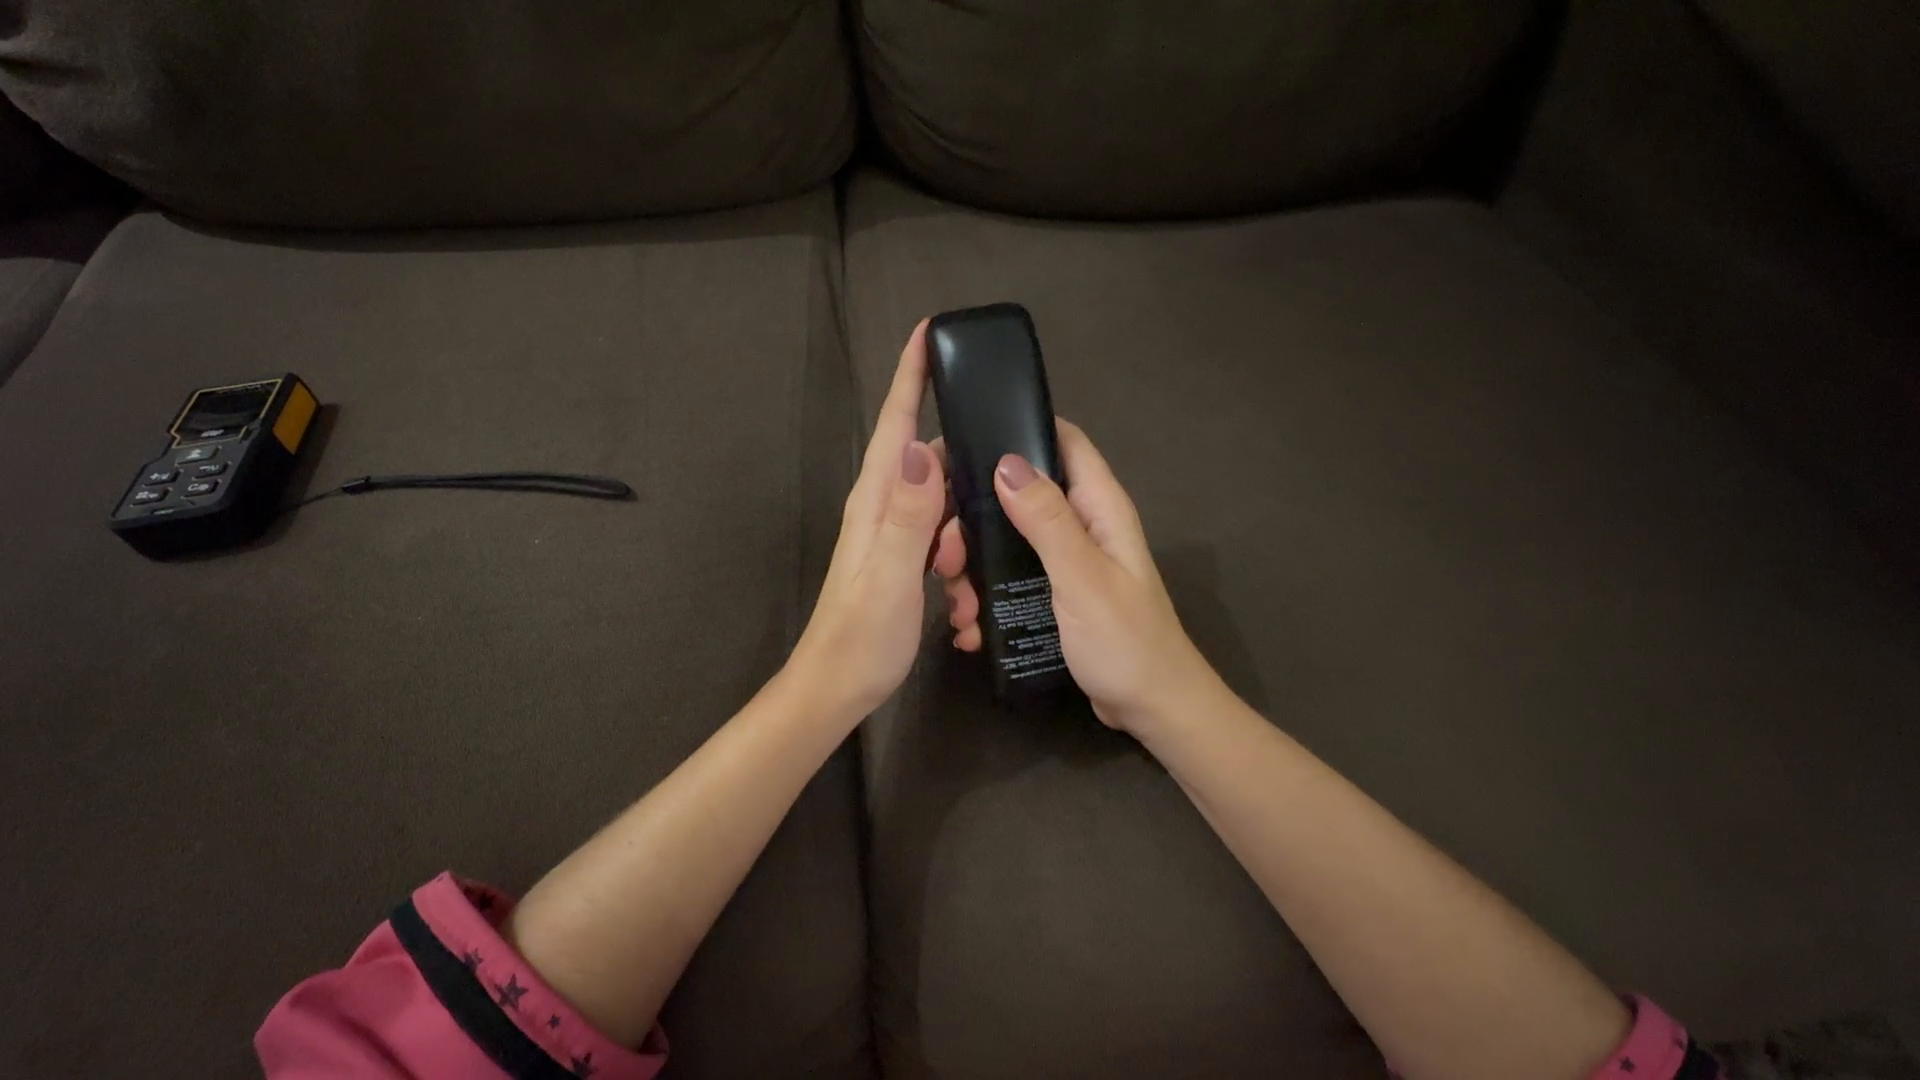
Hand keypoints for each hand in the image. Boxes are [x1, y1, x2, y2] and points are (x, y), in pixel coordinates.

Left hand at [790, 320, 954, 718]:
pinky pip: (939, 537)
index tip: (928, 331)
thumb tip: (923, 448)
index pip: (895, 423)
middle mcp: (881, 506)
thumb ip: (906, 515)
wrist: (837, 687)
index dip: (910, 375)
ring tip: (958, 583)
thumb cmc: (862, 636)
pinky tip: (959, 596)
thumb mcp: (890, 575)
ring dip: (961, 533)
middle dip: (963, 478)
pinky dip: (955, 558)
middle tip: (973, 530)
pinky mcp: (901, 558)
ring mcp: (891, 533)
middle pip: (930, 459)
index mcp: (875, 500)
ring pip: (941, 503)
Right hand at [937, 419, 1218, 733]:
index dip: (1018, 427)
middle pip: (1021, 492)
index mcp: (1099, 506)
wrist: (1152, 709)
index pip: (1062, 440)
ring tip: (954, 597)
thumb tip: (1006, 462)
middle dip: (975, 515)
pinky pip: (1011, 577)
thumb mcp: (1082, 578)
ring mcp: (1068, 560)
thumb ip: (1048, 521)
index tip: (961, 441)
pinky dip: (987, 593)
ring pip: (1008, 538)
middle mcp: (1083, 523)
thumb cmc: (1125, 643)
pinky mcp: (1055, 593)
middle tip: (943, 551)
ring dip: (975, 563)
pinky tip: (969, 623)